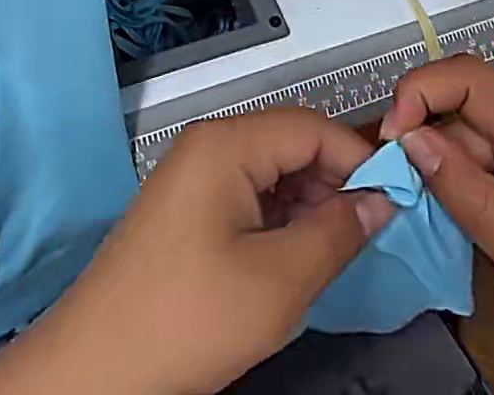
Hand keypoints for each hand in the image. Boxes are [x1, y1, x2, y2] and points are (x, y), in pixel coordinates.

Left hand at [0, 108, 395, 394]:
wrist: (97, 365)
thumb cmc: (189, 316)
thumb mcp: (278, 281)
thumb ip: (337, 233)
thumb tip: (381, 203)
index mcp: (226, 143)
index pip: (310, 128)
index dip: (358, 160)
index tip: (396, 203)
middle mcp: (209, 144)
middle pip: (289, 143)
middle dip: (333, 183)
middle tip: (366, 234)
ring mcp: (194, 172)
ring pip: (271, 170)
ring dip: (308, 203)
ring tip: (332, 250)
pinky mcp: (187, 203)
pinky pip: (247, 192)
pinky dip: (279, 217)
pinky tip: (293, 254)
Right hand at [381, 56, 493, 394]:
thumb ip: (470, 195)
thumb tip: (410, 139)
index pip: (467, 75)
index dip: (416, 93)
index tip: (391, 145)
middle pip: (468, 103)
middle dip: (439, 147)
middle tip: (444, 210)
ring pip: (480, 123)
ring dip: (462, 165)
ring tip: (489, 225)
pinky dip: (483, 169)